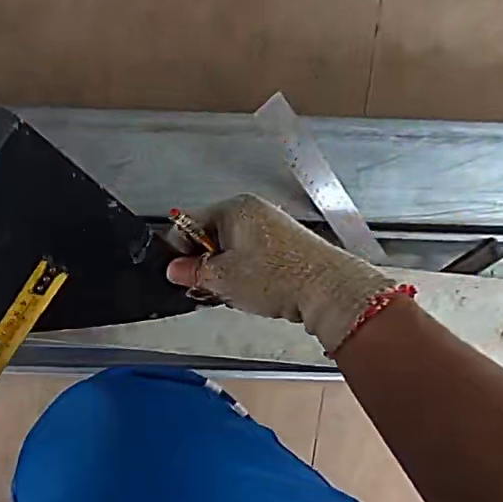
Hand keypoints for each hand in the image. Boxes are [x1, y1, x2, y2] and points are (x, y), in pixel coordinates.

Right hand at [166, 193, 397, 352]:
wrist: (327, 290)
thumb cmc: (280, 276)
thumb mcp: (220, 278)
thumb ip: (190, 272)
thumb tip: (175, 270)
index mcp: (234, 208)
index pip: (188, 224)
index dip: (179, 252)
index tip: (178, 274)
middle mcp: (253, 212)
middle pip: (210, 237)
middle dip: (202, 264)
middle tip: (203, 288)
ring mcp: (270, 229)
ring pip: (230, 250)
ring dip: (222, 273)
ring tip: (229, 293)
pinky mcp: (283, 247)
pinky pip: (250, 258)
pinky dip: (243, 275)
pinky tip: (248, 293)